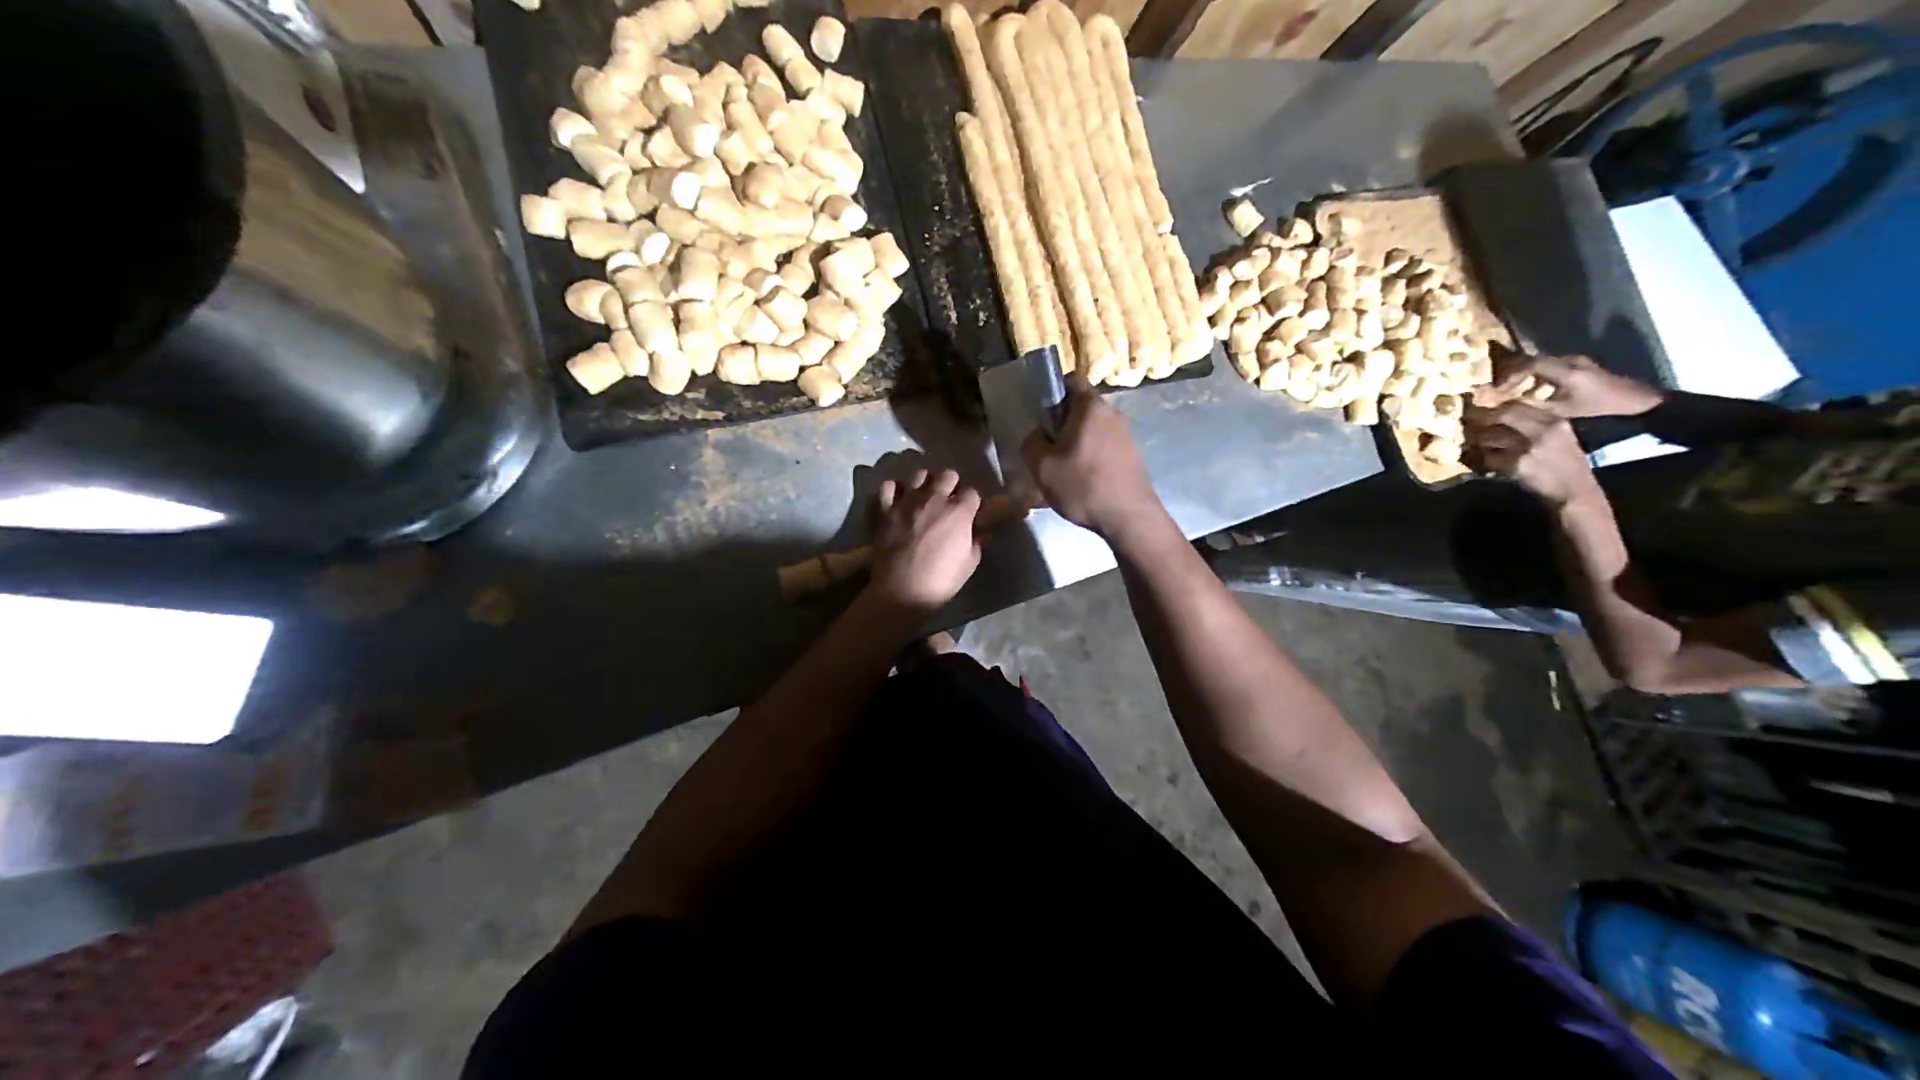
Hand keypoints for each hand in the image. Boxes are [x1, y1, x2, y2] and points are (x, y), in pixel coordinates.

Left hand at [867, 468, 982, 615]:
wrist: (902, 591)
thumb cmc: (941, 581)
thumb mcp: (969, 564)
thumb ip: (976, 543)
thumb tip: (982, 533)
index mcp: (959, 511)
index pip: (972, 493)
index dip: (972, 502)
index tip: (970, 513)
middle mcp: (935, 498)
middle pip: (948, 475)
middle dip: (952, 484)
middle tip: (949, 501)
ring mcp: (908, 501)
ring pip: (920, 474)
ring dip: (926, 482)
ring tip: (926, 496)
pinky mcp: (886, 509)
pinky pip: (889, 486)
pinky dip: (895, 489)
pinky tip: (899, 498)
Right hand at [1021, 384, 1165, 539]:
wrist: (1129, 518)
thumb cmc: (1083, 486)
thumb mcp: (1041, 466)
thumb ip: (1032, 442)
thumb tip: (1038, 435)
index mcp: (1090, 406)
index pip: (1071, 380)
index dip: (1053, 391)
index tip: (1041, 415)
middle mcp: (1113, 413)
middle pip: (1081, 408)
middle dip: (1063, 423)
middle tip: (1047, 448)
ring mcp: (1127, 434)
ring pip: (1093, 429)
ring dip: (1077, 443)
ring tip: (1064, 470)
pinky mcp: (1133, 455)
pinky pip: (1105, 446)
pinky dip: (1092, 457)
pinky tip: (1084, 482)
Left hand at [1468, 401, 1603, 507]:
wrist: (1576, 492)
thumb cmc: (1567, 465)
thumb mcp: (1561, 437)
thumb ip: (1537, 424)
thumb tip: (1503, 414)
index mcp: (1555, 421)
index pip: (1519, 404)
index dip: (1496, 405)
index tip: (1482, 407)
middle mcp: (1543, 430)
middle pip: (1503, 414)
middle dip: (1482, 416)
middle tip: (1468, 420)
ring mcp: (1529, 447)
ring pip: (1491, 436)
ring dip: (1479, 439)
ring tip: (1473, 442)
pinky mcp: (1517, 465)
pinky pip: (1490, 457)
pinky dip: (1482, 459)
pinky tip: (1480, 460)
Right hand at [1494, 354, 1661, 418]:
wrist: (1647, 411)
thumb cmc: (1601, 413)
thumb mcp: (1561, 415)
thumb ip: (1528, 409)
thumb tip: (1500, 408)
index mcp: (1566, 370)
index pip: (1528, 364)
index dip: (1508, 376)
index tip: (1494, 391)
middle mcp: (1574, 362)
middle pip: (1536, 361)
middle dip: (1514, 375)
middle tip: (1499, 390)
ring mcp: (1584, 366)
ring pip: (1546, 366)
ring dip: (1528, 378)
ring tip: (1514, 394)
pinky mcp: (1590, 374)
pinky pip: (1557, 372)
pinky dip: (1541, 381)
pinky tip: (1537, 397)